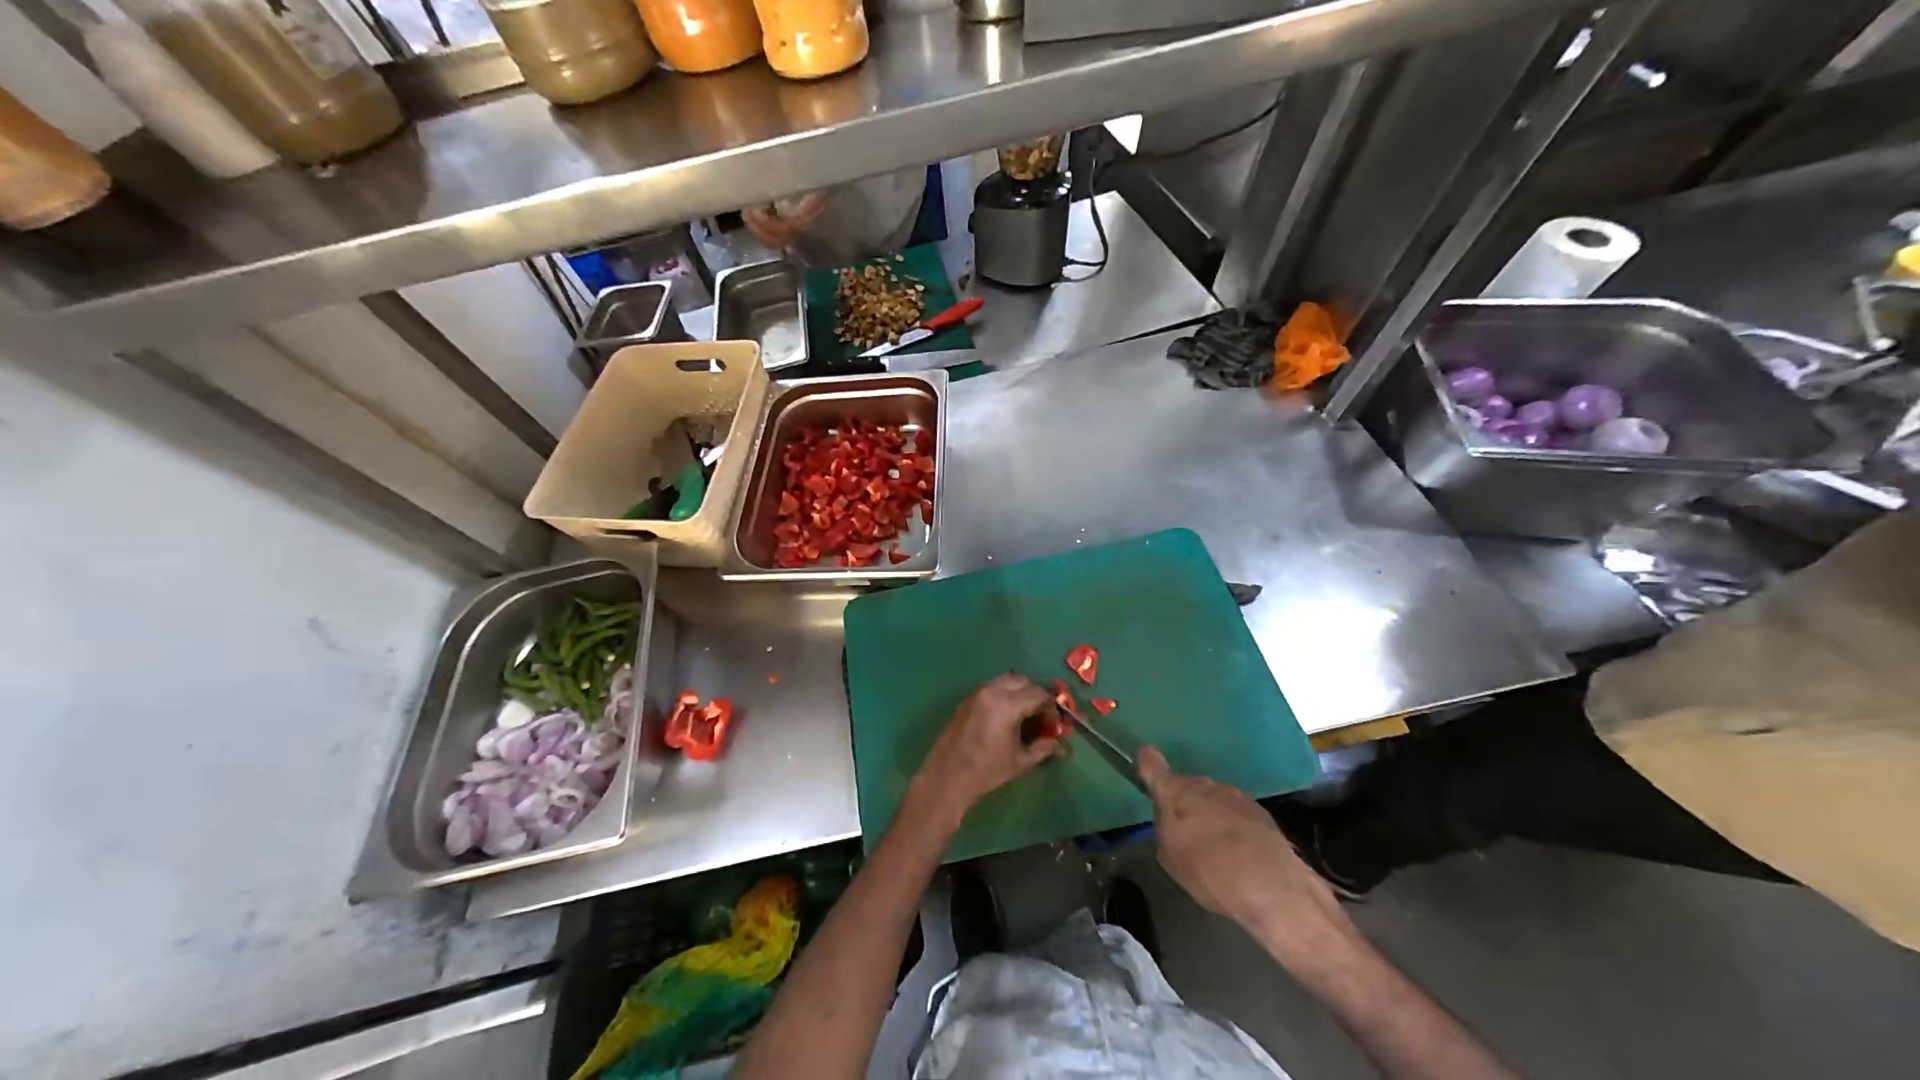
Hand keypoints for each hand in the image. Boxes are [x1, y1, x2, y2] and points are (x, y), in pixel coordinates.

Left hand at [907, 674, 1060, 825]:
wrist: (948, 776)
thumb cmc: (987, 771)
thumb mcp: (1020, 761)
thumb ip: (1043, 748)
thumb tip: (1059, 744)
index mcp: (1007, 705)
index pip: (1038, 694)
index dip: (1050, 709)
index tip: (1053, 726)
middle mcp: (992, 691)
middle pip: (1023, 681)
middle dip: (1036, 696)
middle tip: (1040, 717)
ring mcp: (977, 693)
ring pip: (1006, 680)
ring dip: (1020, 691)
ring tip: (1024, 715)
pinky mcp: (967, 699)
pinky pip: (992, 686)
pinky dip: (1004, 693)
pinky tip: (1006, 715)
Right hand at [1138, 746, 1358, 967]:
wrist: (1267, 882)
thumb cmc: (1206, 871)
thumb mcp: (1170, 859)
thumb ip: (1167, 832)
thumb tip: (1175, 824)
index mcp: (1173, 794)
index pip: (1152, 764)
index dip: (1147, 761)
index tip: (1145, 759)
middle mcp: (1202, 785)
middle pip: (1187, 787)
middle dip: (1185, 804)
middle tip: (1188, 834)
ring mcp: (1233, 794)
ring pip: (1213, 799)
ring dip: (1212, 814)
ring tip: (1220, 849)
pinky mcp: (1258, 808)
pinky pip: (1236, 812)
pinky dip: (1235, 825)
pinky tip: (1242, 852)